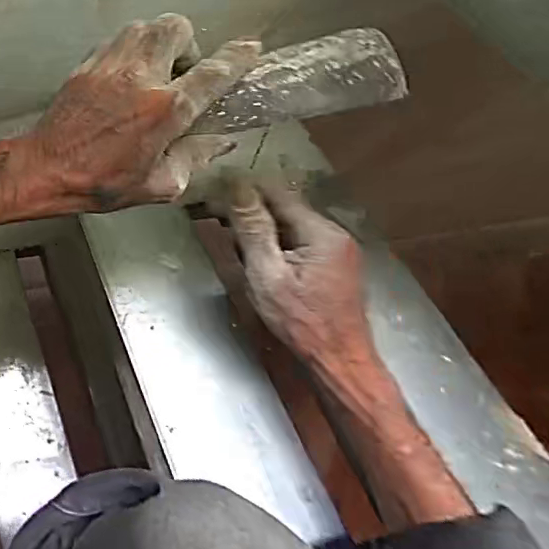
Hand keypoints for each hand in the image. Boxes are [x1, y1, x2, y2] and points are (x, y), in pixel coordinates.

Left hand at [0, 14, 259, 225]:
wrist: (46, 168)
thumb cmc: (103, 182)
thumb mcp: (161, 184)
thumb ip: (195, 157)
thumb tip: (220, 140)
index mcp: (164, 109)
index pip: (213, 71)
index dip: (237, 57)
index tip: (249, 49)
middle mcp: (139, 77)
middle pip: (175, 27)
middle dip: (189, 43)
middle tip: (184, 71)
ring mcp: (109, 66)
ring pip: (143, 26)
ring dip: (157, 42)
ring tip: (155, 70)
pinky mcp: (86, 65)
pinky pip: (115, 40)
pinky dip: (128, 49)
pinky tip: (126, 75)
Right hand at [221, 173, 372, 366]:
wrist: (339, 362)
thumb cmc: (301, 322)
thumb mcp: (267, 273)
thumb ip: (253, 228)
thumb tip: (236, 185)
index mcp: (321, 232)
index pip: (274, 193)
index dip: (240, 189)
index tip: (209, 191)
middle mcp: (333, 233)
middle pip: (281, 205)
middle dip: (245, 206)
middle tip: (209, 212)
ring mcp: (335, 248)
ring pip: (286, 221)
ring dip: (256, 223)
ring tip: (223, 229)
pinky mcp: (330, 261)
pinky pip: (294, 237)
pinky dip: (270, 238)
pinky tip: (250, 248)